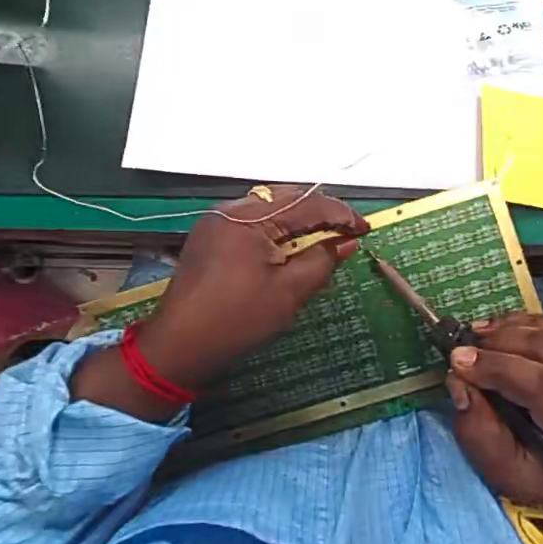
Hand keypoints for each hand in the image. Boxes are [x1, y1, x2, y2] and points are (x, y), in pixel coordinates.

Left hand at [72, 185, 368, 419]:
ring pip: (266, 208)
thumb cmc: (236, 320)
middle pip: (284, 198)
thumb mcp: (288, 292)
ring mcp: (215, 222)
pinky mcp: (209, 237)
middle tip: (345, 233)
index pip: (306, 204)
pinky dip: (274, 229)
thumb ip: (321, 260)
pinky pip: (249, 222)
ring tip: (321, 238)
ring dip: (296, 220)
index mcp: (248, 218)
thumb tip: (345, 242)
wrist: (178, 346)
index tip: (364, 230)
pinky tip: (287, 246)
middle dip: (318, 212)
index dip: (340, 215)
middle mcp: (229, 210)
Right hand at [446, 313, 542, 509]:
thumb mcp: (510, 474)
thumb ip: (480, 433)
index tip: (459, 361)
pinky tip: (500, 332)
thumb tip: (458, 383)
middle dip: (499, 343)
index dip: (498, 368)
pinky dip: (523, 323)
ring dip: (509, 329)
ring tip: (478, 338)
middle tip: (464, 349)